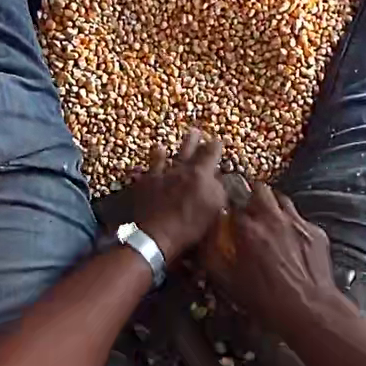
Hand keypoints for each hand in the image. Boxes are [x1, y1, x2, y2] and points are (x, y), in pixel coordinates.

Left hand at [125, 128, 226, 258]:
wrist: (158, 234)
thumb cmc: (191, 225)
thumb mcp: (215, 209)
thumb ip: (219, 190)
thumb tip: (219, 178)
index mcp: (201, 174)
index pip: (211, 154)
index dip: (216, 146)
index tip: (218, 140)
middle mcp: (181, 169)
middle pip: (189, 150)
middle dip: (194, 141)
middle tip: (196, 131)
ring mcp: (162, 175)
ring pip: (167, 156)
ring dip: (169, 149)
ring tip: (168, 142)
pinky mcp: (146, 184)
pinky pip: (150, 168)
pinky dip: (152, 161)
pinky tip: (153, 154)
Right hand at [203, 182, 346, 334]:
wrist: (309, 310)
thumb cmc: (268, 300)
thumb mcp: (228, 282)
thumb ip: (211, 256)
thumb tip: (204, 241)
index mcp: (248, 229)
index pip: (233, 203)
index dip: (229, 209)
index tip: (227, 216)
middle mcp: (272, 219)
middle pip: (259, 189)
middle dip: (252, 196)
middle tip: (250, 211)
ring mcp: (297, 223)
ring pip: (282, 199)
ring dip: (274, 207)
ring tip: (270, 223)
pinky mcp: (316, 232)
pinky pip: (301, 219)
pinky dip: (293, 225)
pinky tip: (291, 241)